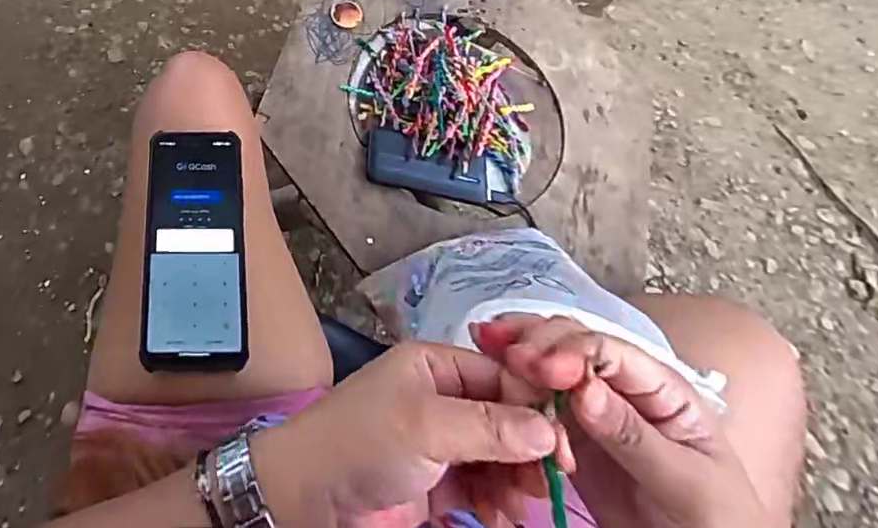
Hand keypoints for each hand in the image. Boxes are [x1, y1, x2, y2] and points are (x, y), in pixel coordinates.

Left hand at [247, 341, 567, 527]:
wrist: (312, 493)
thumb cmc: (366, 441)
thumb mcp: (426, 425)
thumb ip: (488, 425)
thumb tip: (548, 428)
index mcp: (432, 365)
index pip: (497, 375)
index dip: (533, 406)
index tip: (565, 447)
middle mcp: (439, 397)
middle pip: (503, 419)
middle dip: (527, 450)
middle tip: (546, 484)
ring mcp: (439, 441)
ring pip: (498, 457)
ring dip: (515, 481)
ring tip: (518, 506)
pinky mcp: (437, 482)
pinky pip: (483, 487)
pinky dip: (498, 502)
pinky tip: (501, 516)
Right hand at [474, 315, 770, 527]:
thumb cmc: (716, 526)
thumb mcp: (687, 487)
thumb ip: (635, 436)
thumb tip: (583, 388)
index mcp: (657, 385)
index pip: (606, 349)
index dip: (568, 349)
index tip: (535, 367)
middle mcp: (618, 383)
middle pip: (567, 342)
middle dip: (532, 342)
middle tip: (496, 351)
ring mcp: (590, 405)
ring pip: (543, 362)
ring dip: (515, 357)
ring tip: (486, 356)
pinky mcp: (567, 430)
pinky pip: (533, 399)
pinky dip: (511, 387)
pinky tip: (492, 378)